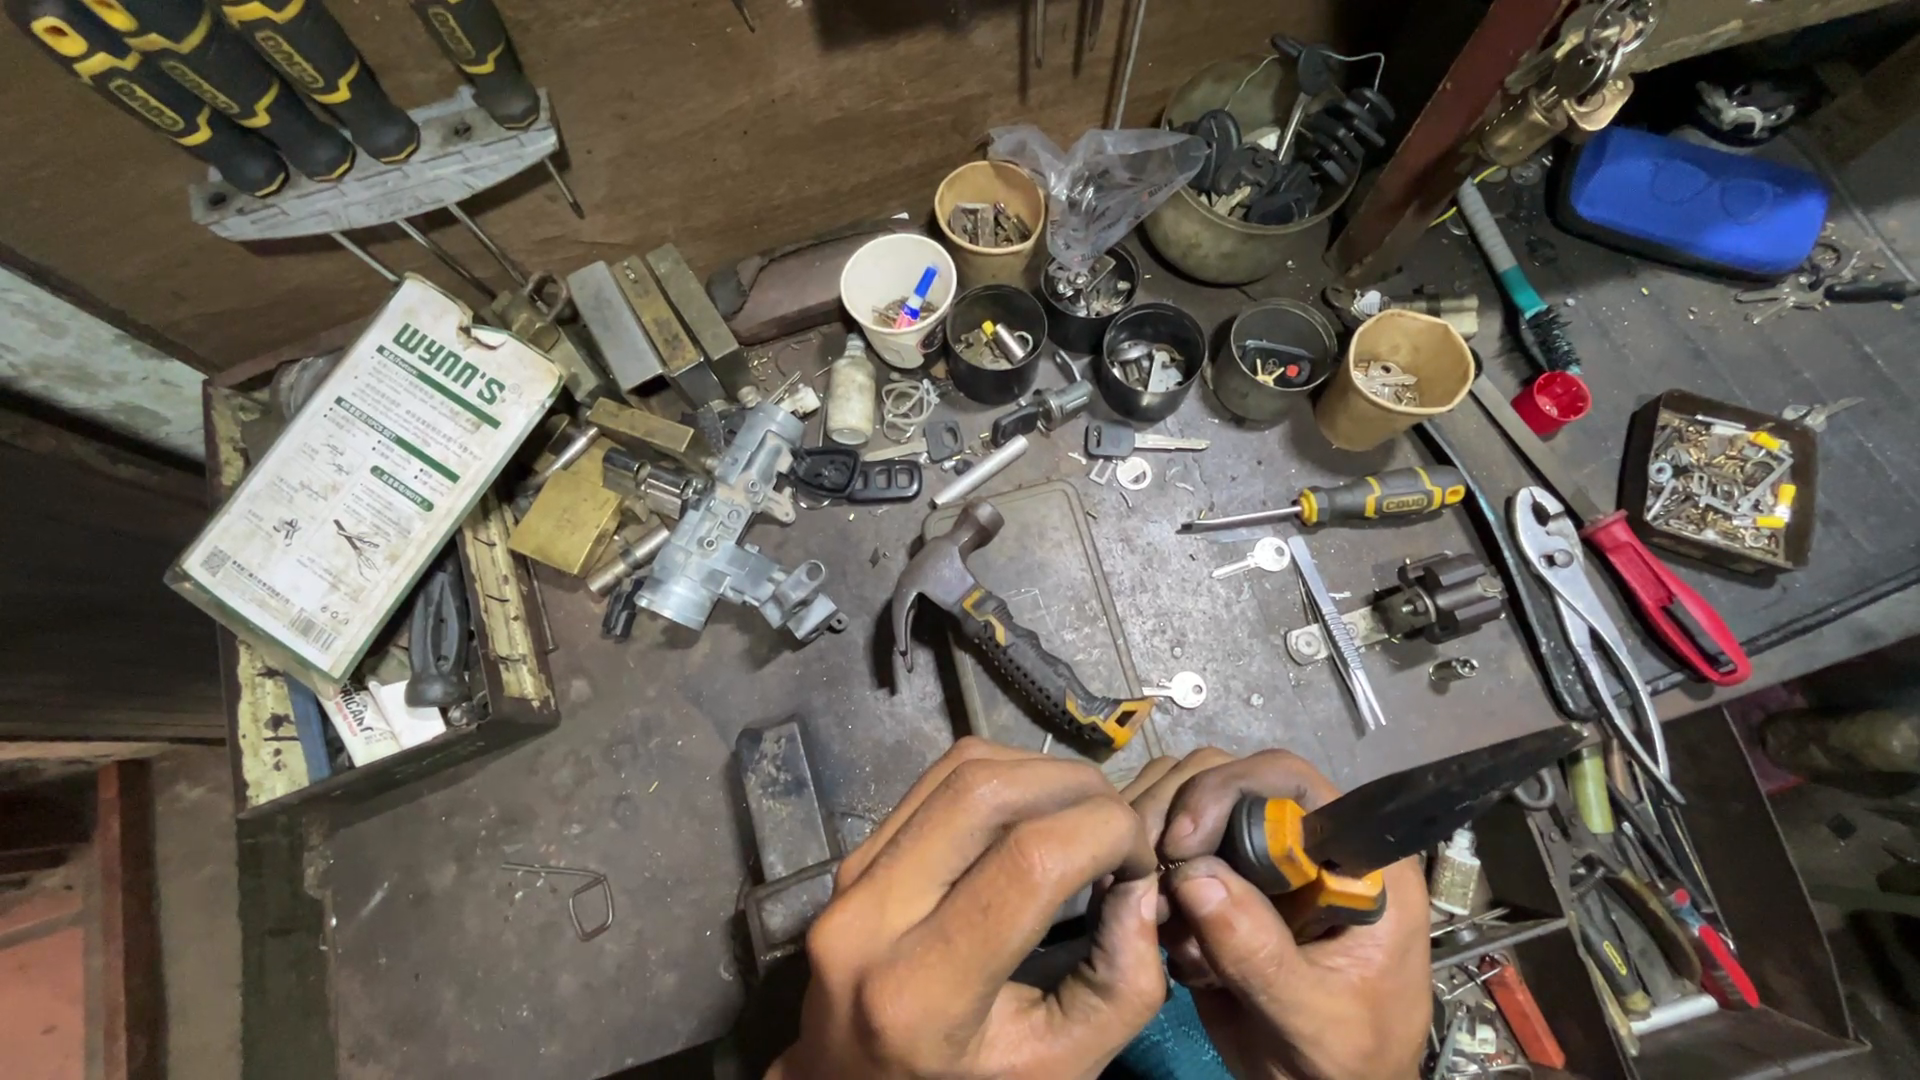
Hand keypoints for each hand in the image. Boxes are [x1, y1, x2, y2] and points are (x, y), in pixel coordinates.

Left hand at [771, 738, 1167, 1078]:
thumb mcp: (1058, 1072)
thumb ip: (1120, 987)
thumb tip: (1140, 883)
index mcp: (920, 993)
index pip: (1030, 860)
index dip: (1107, 835)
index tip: (1140, 862)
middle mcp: (871, 916)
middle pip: (987, 792)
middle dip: (1075, 787)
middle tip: (1118, 824)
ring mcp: (853, 875)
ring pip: (959, 769)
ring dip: (1038, 771)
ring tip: (1082, 811)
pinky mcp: (855, 852)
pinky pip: (935, 779)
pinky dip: (1000, 774)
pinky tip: (1032, 807)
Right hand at [1121, 749, 1430, 1079]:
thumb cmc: (1346, 1062)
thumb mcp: (1315, 1022)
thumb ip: (1262, 955)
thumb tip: (1193, 877)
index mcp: (1354, 859)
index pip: (1290, 781)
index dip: (1230, 790)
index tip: (1183, 842)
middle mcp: (1303, 839)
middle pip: (1229, 778)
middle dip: (1179, 814)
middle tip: (1150, 868)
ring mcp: (1258, 854)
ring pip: (1191, 798)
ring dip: (1157, 839)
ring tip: (1153, 905)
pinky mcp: (1221, 873)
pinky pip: (1170, 837)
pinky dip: (1148, 866)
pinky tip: (1153, 918)